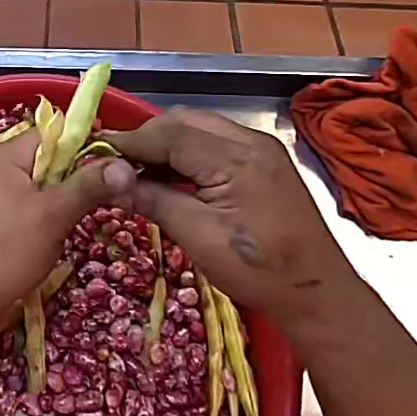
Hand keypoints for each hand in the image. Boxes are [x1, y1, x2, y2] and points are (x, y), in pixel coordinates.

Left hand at [0, 127, 132, 313]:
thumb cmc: (9, 250)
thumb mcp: (55, 215)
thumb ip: (89, 185)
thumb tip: (127, 165)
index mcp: (3, 154)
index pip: (53, 132)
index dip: (85, 142)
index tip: (113, 161)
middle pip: (48, 154)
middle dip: (77, 170)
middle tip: (104, 190)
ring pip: (42, 177)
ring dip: (65, 191)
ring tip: (82, 210)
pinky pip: (31, 195)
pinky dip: (50, 205)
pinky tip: (61, 224)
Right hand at [103, 108, 357, 327]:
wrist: (319, 294)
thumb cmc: (260, 271)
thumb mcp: (198, 237)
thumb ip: (153, 200)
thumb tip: (110, 182)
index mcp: (237, 158)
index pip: (170, 133)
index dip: (129, 142)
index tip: (97, 154)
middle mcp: (250, 141)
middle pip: (183, 121)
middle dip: (146, 139)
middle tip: (116, 166)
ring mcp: (259, 148)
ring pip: (197, 128)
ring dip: (164, 145)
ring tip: (136, 172)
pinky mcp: (262, 161)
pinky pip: (213, 142)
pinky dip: (185, 153)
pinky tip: (169, 177)